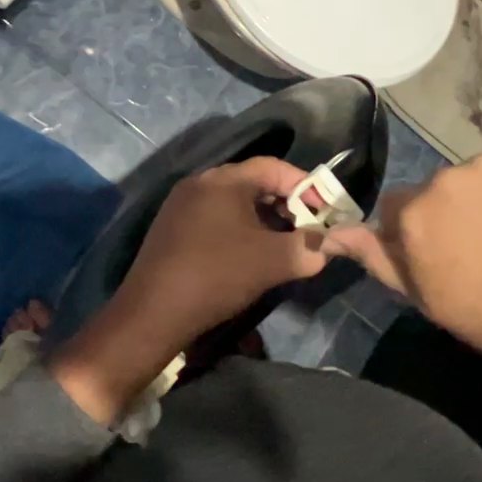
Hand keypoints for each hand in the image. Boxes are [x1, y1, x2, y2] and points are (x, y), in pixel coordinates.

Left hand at [49, 158, 329, 424]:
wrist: (152, 314)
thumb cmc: (216, 275)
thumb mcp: (271, 262)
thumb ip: (308, 248)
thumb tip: (329, 245)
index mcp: (223, 179)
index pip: (274, 167)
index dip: (305, 186)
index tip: (325, 211)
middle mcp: (200, 182)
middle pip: (254, 182)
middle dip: (286, 204)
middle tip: (308, 230)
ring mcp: (181, 205)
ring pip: (234, 202)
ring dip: (263, 219)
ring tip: (284, 245)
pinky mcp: (172, 229)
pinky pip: (216, 218)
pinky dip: (240, 230)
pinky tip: (250, 256)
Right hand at [324, 147, 481, 363]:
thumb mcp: (427, 298)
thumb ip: (377, 258)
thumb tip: (330, 233)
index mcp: (412, 215)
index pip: (395, 209)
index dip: (415, 233)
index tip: (439, 254)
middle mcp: (441, 178)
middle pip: (433, 190)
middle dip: (447, 211)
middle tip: (480, 246)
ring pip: (471, 177)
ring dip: (481, 197)